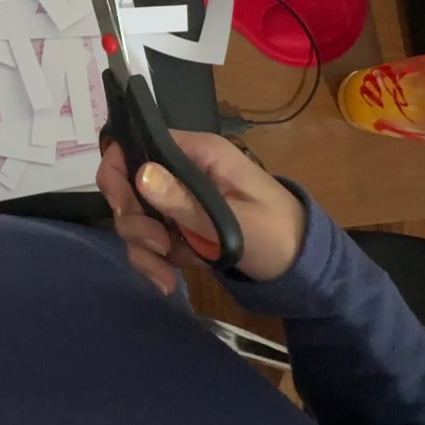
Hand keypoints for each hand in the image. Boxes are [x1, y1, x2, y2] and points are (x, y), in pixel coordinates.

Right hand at [97, 129, 306, 292]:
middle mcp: (181, 171)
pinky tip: (167, 282)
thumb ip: (187, 202)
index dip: (119, 170)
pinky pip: (148, 240)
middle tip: (157, 246)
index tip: (122, 206)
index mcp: (198, 154)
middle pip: (128, 183)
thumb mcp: (236, 223)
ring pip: (135, 216)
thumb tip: (141, 174)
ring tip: (165, 276)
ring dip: (142, 247)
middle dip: (133, 220)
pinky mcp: (178, 228)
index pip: (139, 142)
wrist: (306, 274)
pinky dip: (151, 262)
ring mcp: (178, 201)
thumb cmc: (280, 236)